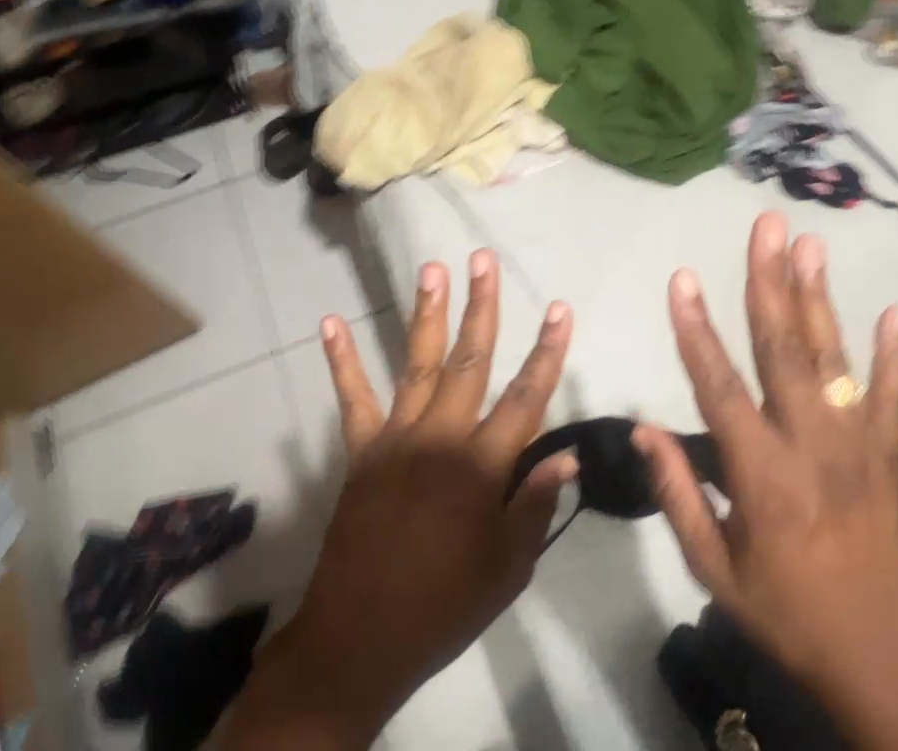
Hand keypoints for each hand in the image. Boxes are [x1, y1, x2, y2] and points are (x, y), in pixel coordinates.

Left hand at [224, 252, 576, 749]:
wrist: (361, 636)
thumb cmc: (446, 604)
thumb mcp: (508, 568)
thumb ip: (534, 505)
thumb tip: (566, 456)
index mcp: (483, 467)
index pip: (526, 398)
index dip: (547, 352)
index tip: (559, 309)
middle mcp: (440, 439)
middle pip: (469, 362)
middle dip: (481, 308)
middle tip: (483, 260)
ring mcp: (395, 440)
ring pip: (418, 365)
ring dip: (426, 315)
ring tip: (432, 269)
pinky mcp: (361, 452)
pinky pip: (352, 399)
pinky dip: (341, 360)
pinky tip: (331, 322)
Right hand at [634, 213, 897, 750]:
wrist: (885, 658)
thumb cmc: (789, 615)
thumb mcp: (716, 570)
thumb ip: (679, 495)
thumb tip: (645, 429)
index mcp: (761, 474)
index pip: (718, 386)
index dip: (696, 330)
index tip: (681, 278)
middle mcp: (811, 446)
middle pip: (784, 350)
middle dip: (769, 282)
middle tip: (766, 226)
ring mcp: (859, 447)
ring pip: (833, 359)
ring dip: (819, 298)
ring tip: (809, 245)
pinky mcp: (893, 458)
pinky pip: (894, 397)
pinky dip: (895, 354)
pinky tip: (894, 311)